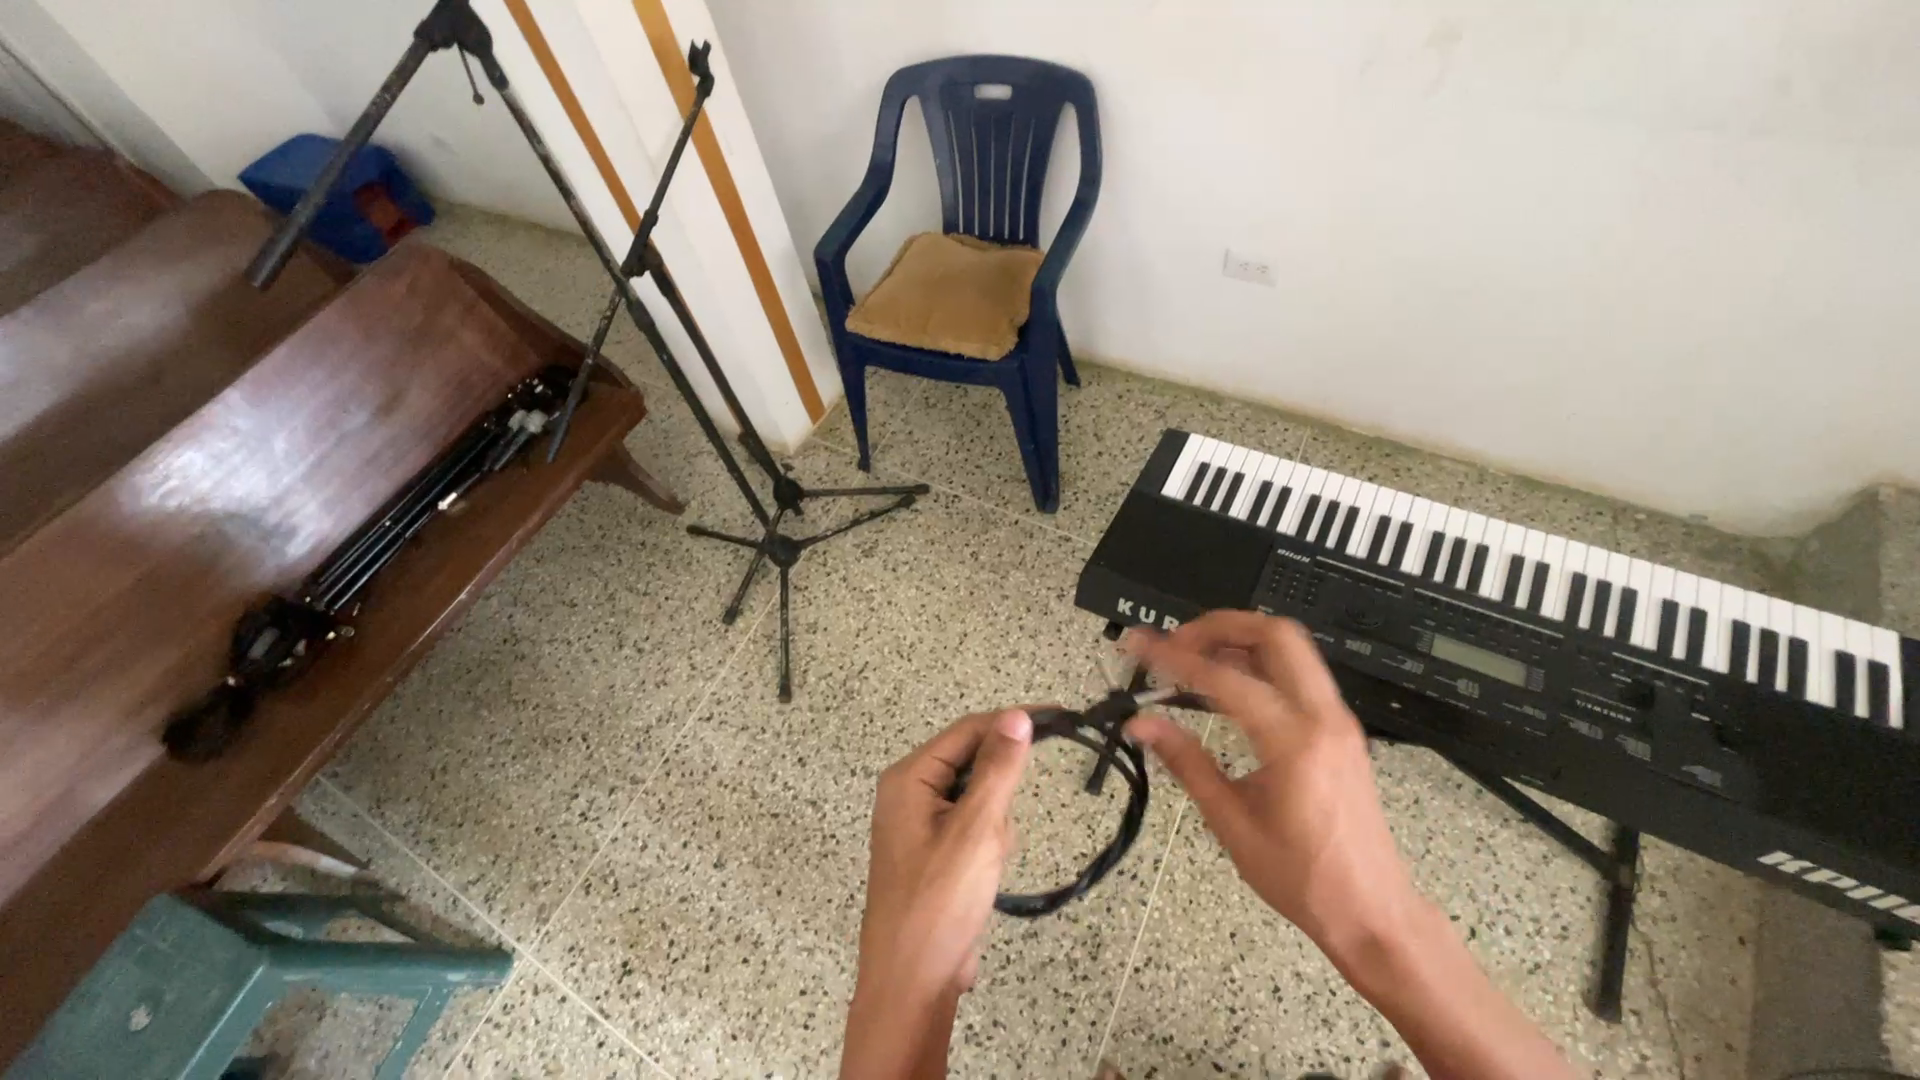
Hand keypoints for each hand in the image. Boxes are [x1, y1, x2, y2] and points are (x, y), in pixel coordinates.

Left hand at [843, 709, 1033, 1079]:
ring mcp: (919, 823)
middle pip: (974, 764)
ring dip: (995, 827)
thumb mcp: (976, 830)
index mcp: (910, 777)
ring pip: (980, 799)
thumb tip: (1017, 715)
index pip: (969, 730)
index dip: (1013, 721)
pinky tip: (982, 877)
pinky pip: (973, 827)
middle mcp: (910, 791)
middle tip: (999, 834)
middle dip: (999, 796)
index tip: (1062, 718)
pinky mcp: (933, 850)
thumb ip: (998, 769)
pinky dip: (988, 845)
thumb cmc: (940, 902)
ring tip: (985, 864)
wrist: (913, 983)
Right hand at [1124, 612, 1417, 951]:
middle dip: (1219, 626)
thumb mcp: (1232, 823)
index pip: (1225, 677)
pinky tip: (1225, 689)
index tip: (1139, 645)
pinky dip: (1258, 665)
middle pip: (1276, 634)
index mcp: (1295, 743)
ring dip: (1239, 640)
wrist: (1372, 912)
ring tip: (1193, 661)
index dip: (1174, 656)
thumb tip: (1140, 724)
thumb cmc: (1303, 879)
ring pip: (1291, 648)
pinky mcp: (1340, 730)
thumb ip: (1186, 763)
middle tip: (1175, 643)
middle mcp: (1324, 719)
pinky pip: (1298, 675)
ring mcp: (1338, 721)